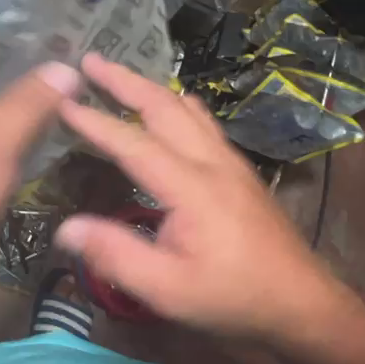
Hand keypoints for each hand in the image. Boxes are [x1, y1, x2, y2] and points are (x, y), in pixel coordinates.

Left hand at [0, 26, 79, 268]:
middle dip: (37, 48)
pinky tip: (72, 109)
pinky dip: (38, 117)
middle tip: (85, 29)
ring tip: (87, 61)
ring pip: (10, 95)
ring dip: (41, 84)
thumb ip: (32, 100)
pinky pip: (14, 125)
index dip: (12, 10)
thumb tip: (68, 68)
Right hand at [54, 53, 347, 349]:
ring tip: (119, 76)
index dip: (96, 122)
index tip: (62, 102)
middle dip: (124, 81)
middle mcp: (212, 161)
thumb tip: (66, 228)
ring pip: (186, 108)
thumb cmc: (231, 299)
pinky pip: (202, 121)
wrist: (301, 302)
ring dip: (150, 87)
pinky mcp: (240, 169)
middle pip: (164, 106)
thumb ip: (116, 256)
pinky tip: (170, 106)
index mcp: (191, 187)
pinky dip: (174, 103)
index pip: (134, 143)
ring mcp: (230, 161)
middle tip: (89, 61)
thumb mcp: (167, 290)